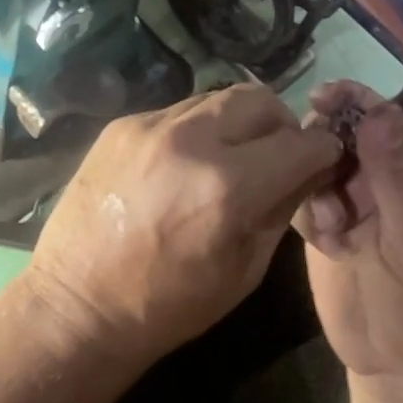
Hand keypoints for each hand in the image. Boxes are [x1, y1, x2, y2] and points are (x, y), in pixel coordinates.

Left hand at [24, 85, 342, 359]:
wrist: (78, 303)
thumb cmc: (169, 304)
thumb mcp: (245, 269)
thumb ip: (282, 208)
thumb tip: (309, 169)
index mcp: (227, 185)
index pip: (299, 142)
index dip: (321, 149)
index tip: (324, 158)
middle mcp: (190, 140)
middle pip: (259, 99)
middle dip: (280, 123)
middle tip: (278, 154)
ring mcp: (149, 125)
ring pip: (217, 98)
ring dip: (236, 123)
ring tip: (230, 158)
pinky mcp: (122, 124)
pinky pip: (177, 112)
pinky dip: (195, 131)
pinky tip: (184, 165)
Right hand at [295, 81, 402, 400]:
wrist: (391, 369)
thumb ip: (393, 175)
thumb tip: (379, 111)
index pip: (393, 124)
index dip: (361, 103)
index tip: (325, 93)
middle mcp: (390, 182)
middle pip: (352, 136)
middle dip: (330, 140)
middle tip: (309, 151)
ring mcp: (355, 203)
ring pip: (324, 162)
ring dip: (317, 181)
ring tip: (329, 221)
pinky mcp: (326, 224)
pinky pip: (306, 194)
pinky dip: (307, 209)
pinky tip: (321, 237)